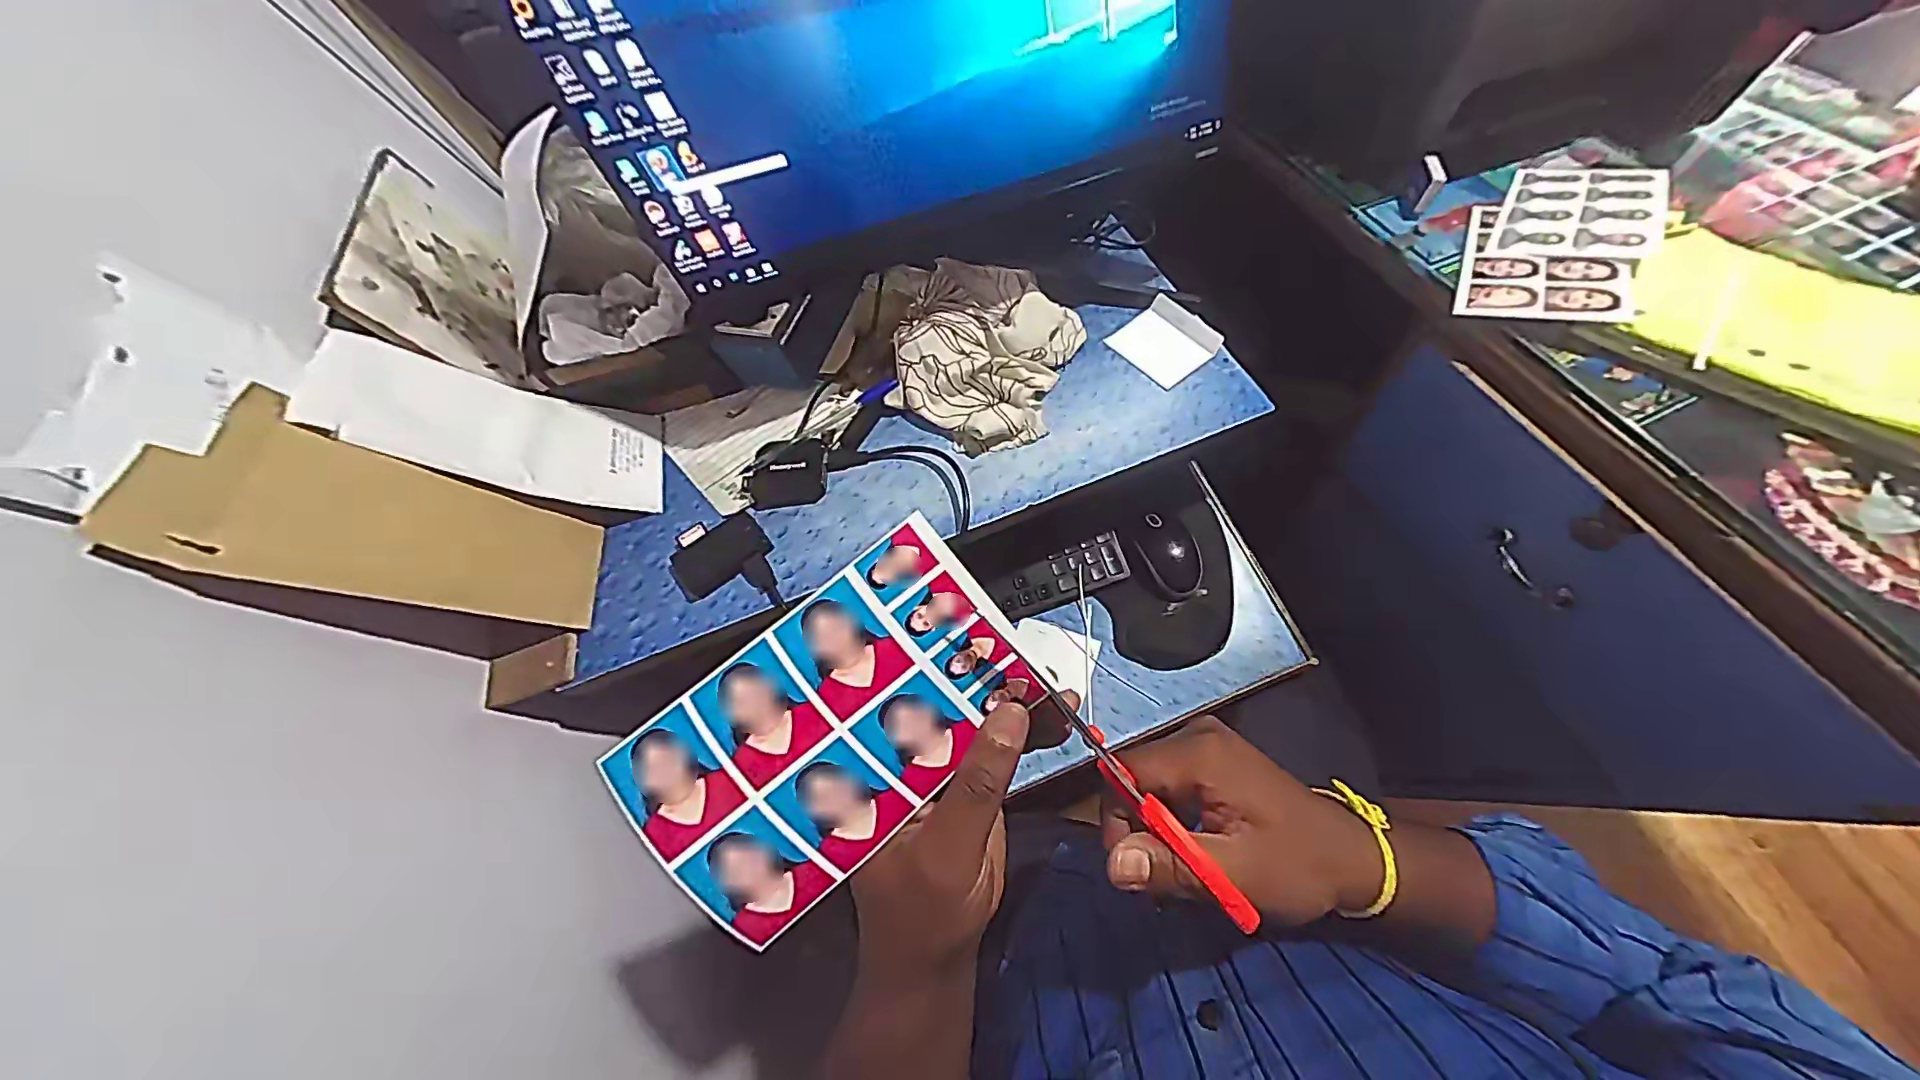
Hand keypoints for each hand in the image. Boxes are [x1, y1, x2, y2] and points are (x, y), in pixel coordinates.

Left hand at [849, 691, 1077, 971]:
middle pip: (947, 708)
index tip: (979, 650)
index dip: (942, 673)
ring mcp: (938, 770)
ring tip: (1052, 691)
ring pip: (977, 725)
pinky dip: (1025, 736)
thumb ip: (979, 782)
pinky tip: (1054, 721)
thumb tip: (1009, 714)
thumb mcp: (950, 846)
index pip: (907, 706)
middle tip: (1026, 665)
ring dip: (1014, 707)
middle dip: (988, 684)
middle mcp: (904, 761)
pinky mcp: (966, 783)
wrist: (939, 954)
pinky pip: (997, 751)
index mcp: (880, 769)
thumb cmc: (925, 910)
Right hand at [1101, 716, 1382, 925]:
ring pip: (1147, 780)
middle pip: (1132, 774)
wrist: (1354, 856)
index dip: (1116, 817)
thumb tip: (1113, 865)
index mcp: (1198, 752)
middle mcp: (1195, 734)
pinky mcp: (1211, 755)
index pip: (1122, 771)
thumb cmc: (1298, 864)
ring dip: (1152, 824)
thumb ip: (1171, 865)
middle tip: (1162, 870)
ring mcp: (1204, 741)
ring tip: (1181, 861)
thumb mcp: (1235, 875)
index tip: (1135, 862)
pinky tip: (1191, 843)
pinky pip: (1166, 780)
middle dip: (1136, 825)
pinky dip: (1168, 814)